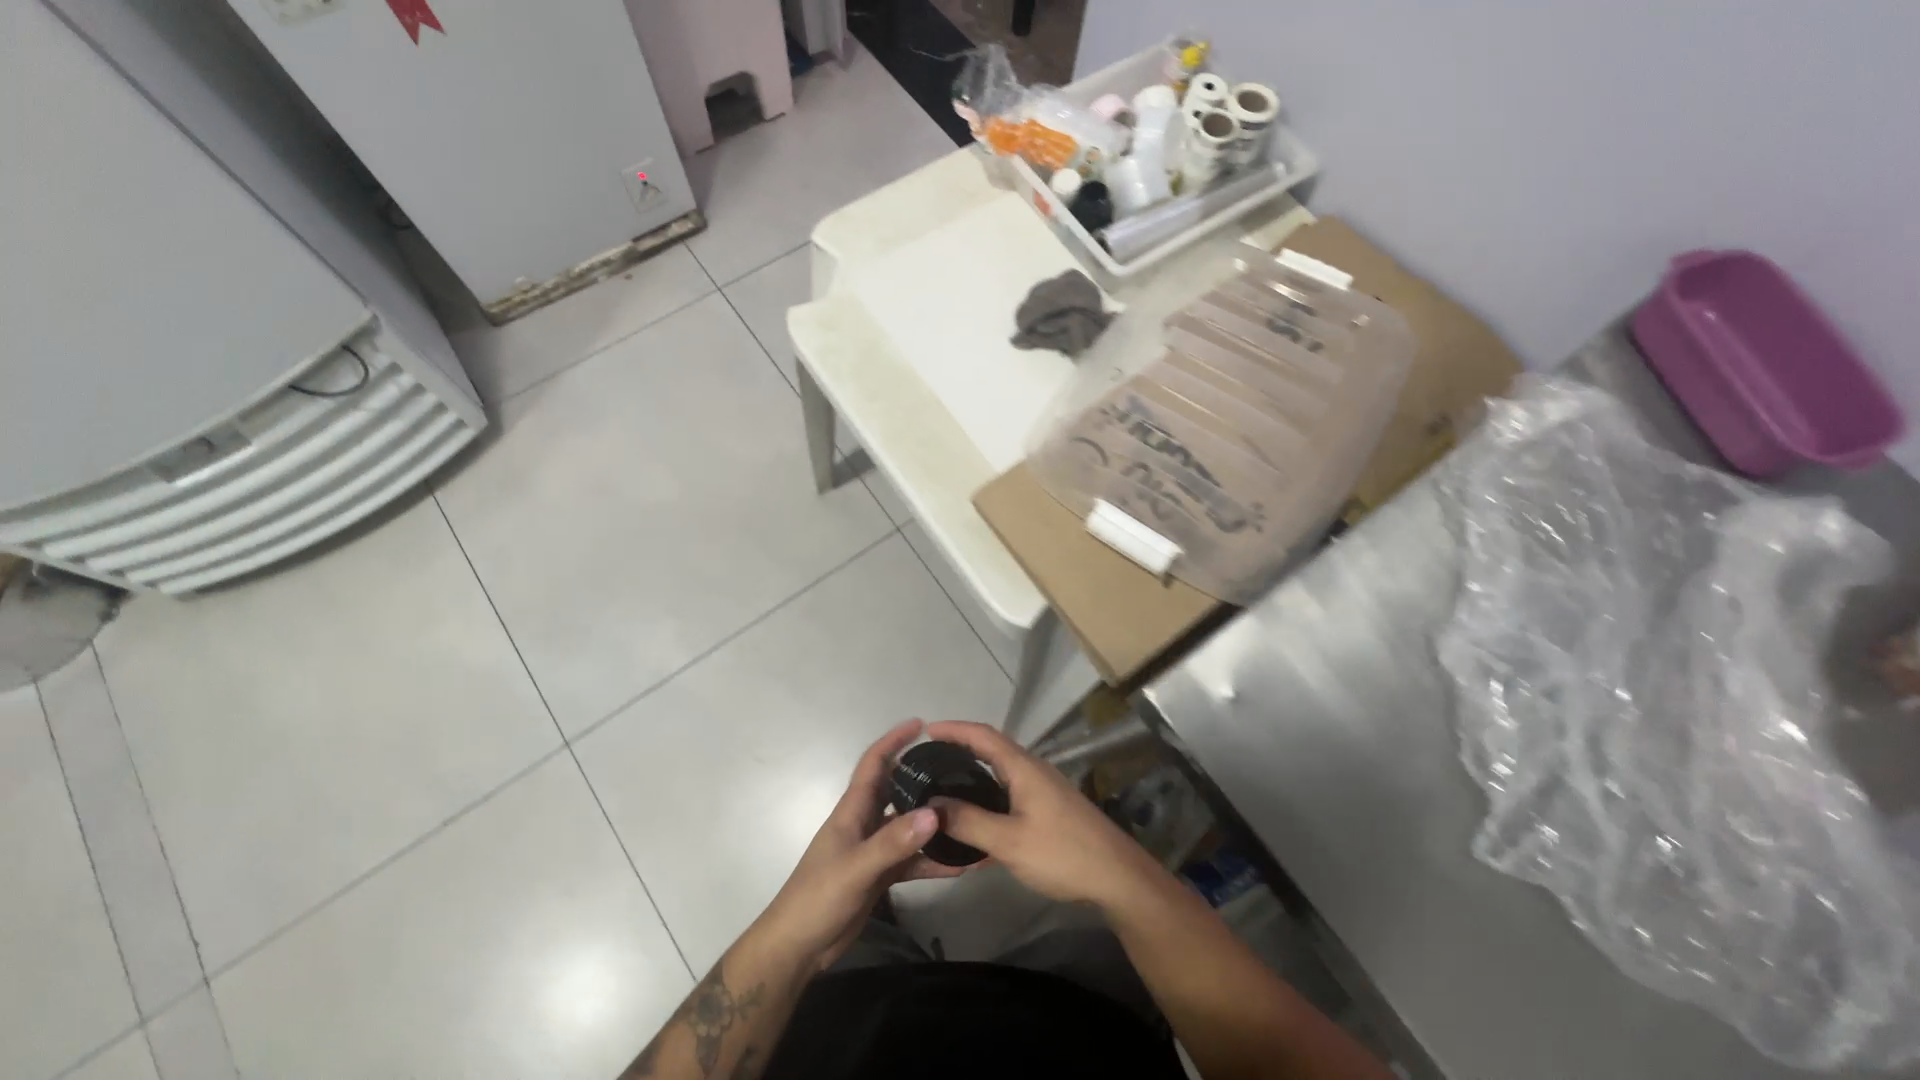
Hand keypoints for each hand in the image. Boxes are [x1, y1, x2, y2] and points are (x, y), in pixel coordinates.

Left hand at [756, 719, 967, 970]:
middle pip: (897, 791)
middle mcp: (864, 824)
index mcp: (852, 811)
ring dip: (934, 823)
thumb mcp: (856, 868)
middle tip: (960, 770)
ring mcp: (873, 851)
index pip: (873, 764)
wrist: (798, 947)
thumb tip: (934, 813)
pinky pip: (912, 860)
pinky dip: (934, 861)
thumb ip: (893, 842)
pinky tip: (961, 865)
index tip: (921, 725)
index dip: (893, 741)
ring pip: (909, 827)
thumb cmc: (817, 898)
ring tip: (971, 815)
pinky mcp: (880, 876)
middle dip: (924, 777)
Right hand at [927, 721, 1166, 912]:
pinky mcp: (1051, 810)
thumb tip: (931, 805)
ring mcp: (1045, 791)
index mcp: (1024, 769)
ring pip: (1002, 774)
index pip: (983, 736)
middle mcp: (1034, 772)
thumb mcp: (1009, 841)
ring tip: (944, 789)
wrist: (1118, 878)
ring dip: (974, 775)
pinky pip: (1011, 793)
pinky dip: (989, 797)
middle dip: (960, 750)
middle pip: (992, 750)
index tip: (926, 731)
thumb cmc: (1063, 854)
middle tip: (928, 762)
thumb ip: (968, 822)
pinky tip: (977, 821)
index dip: (954, 729)